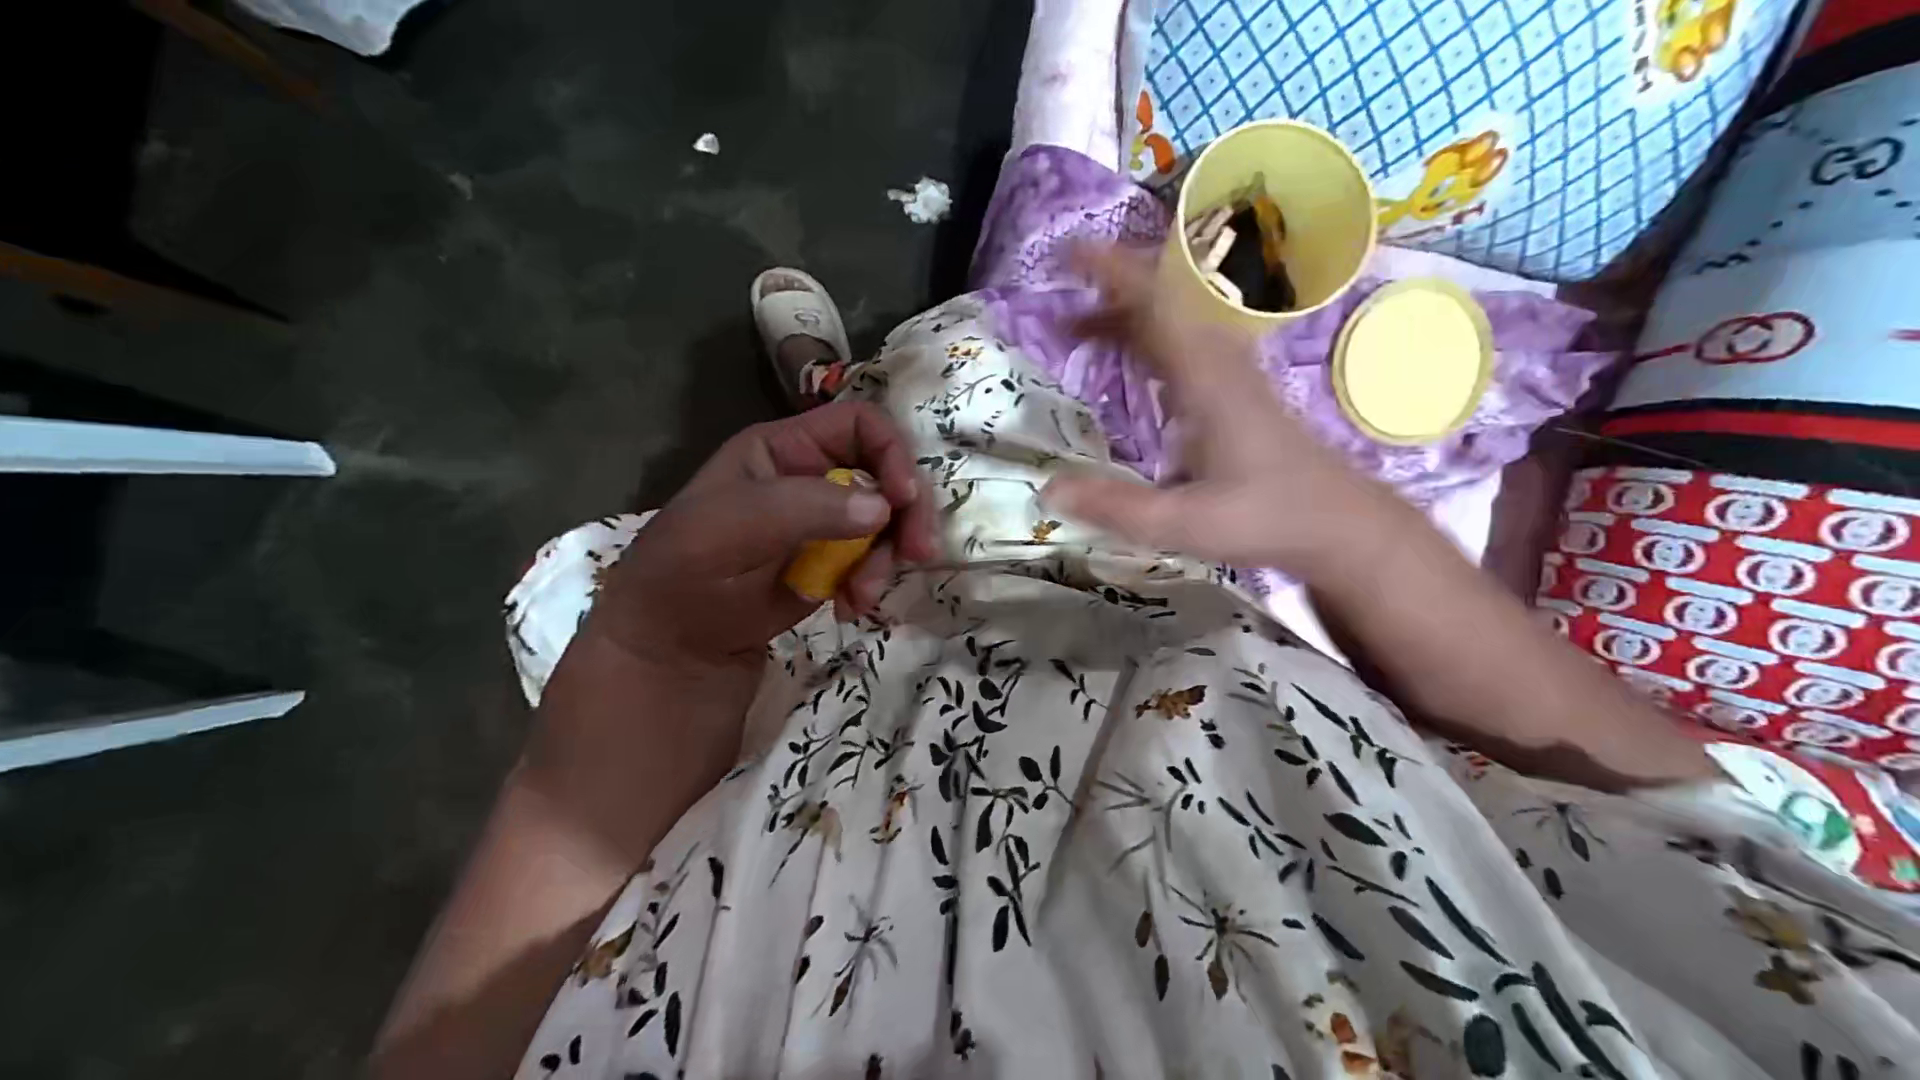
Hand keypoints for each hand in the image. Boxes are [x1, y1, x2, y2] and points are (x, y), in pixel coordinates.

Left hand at [591, 401, 941, 676]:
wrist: (676, 646)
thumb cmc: (688, 571)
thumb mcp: (732, 527)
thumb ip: (805, 508)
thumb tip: (884, 507)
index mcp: (785, 448)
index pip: (859, 424)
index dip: (891, 452)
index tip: (903, 497)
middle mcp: (814, 476)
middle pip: (888, 473)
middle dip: (908, 512)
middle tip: (919, 552)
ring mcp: (828, 522)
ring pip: (890, 520)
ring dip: (889, 556)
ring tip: (864, 595)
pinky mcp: (836, 562)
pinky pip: (877, 560)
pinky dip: (875, 582)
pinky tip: (852, 606)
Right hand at [1042, 246, 1411, 579]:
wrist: (1344, 524)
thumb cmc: (1270, 518)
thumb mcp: (1186, 523)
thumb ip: (1118, 508)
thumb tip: (1048, 488)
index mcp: (1207, 381)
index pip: (1158, 306)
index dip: (1114, 273)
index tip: (1073, 252)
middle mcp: (1220, 365)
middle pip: (1163, 305)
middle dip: (1108, 293)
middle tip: (1059, 304)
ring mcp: (1232, 375)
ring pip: (1174, 324)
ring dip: (1126, 317)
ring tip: (1078, 331)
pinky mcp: (1237, 391)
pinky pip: (1184, 347)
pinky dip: (1148, 341)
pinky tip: (1130, 366)